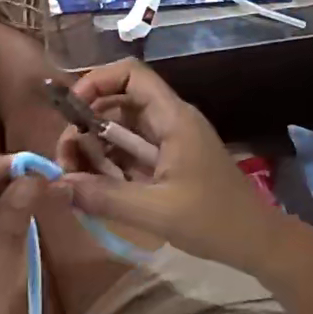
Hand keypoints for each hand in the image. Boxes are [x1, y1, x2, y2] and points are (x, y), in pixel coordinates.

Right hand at [55, 59, 284, 272]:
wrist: (255, 239)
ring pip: (123, 128)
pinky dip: (111, 163)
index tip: (69, 113)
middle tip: (65, 161)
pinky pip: (133, 150)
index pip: (131, 74)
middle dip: (86, 124)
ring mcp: (172, 140)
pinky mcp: (171, 160)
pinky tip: (96, 187)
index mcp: (173, 118)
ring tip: (75, 179)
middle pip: (120, 101)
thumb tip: (57, 185)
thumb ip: (105, 196)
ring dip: (95, 147)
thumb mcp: (155, 211)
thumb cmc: (212, 220)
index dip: (96, 82)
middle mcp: (171, 120)